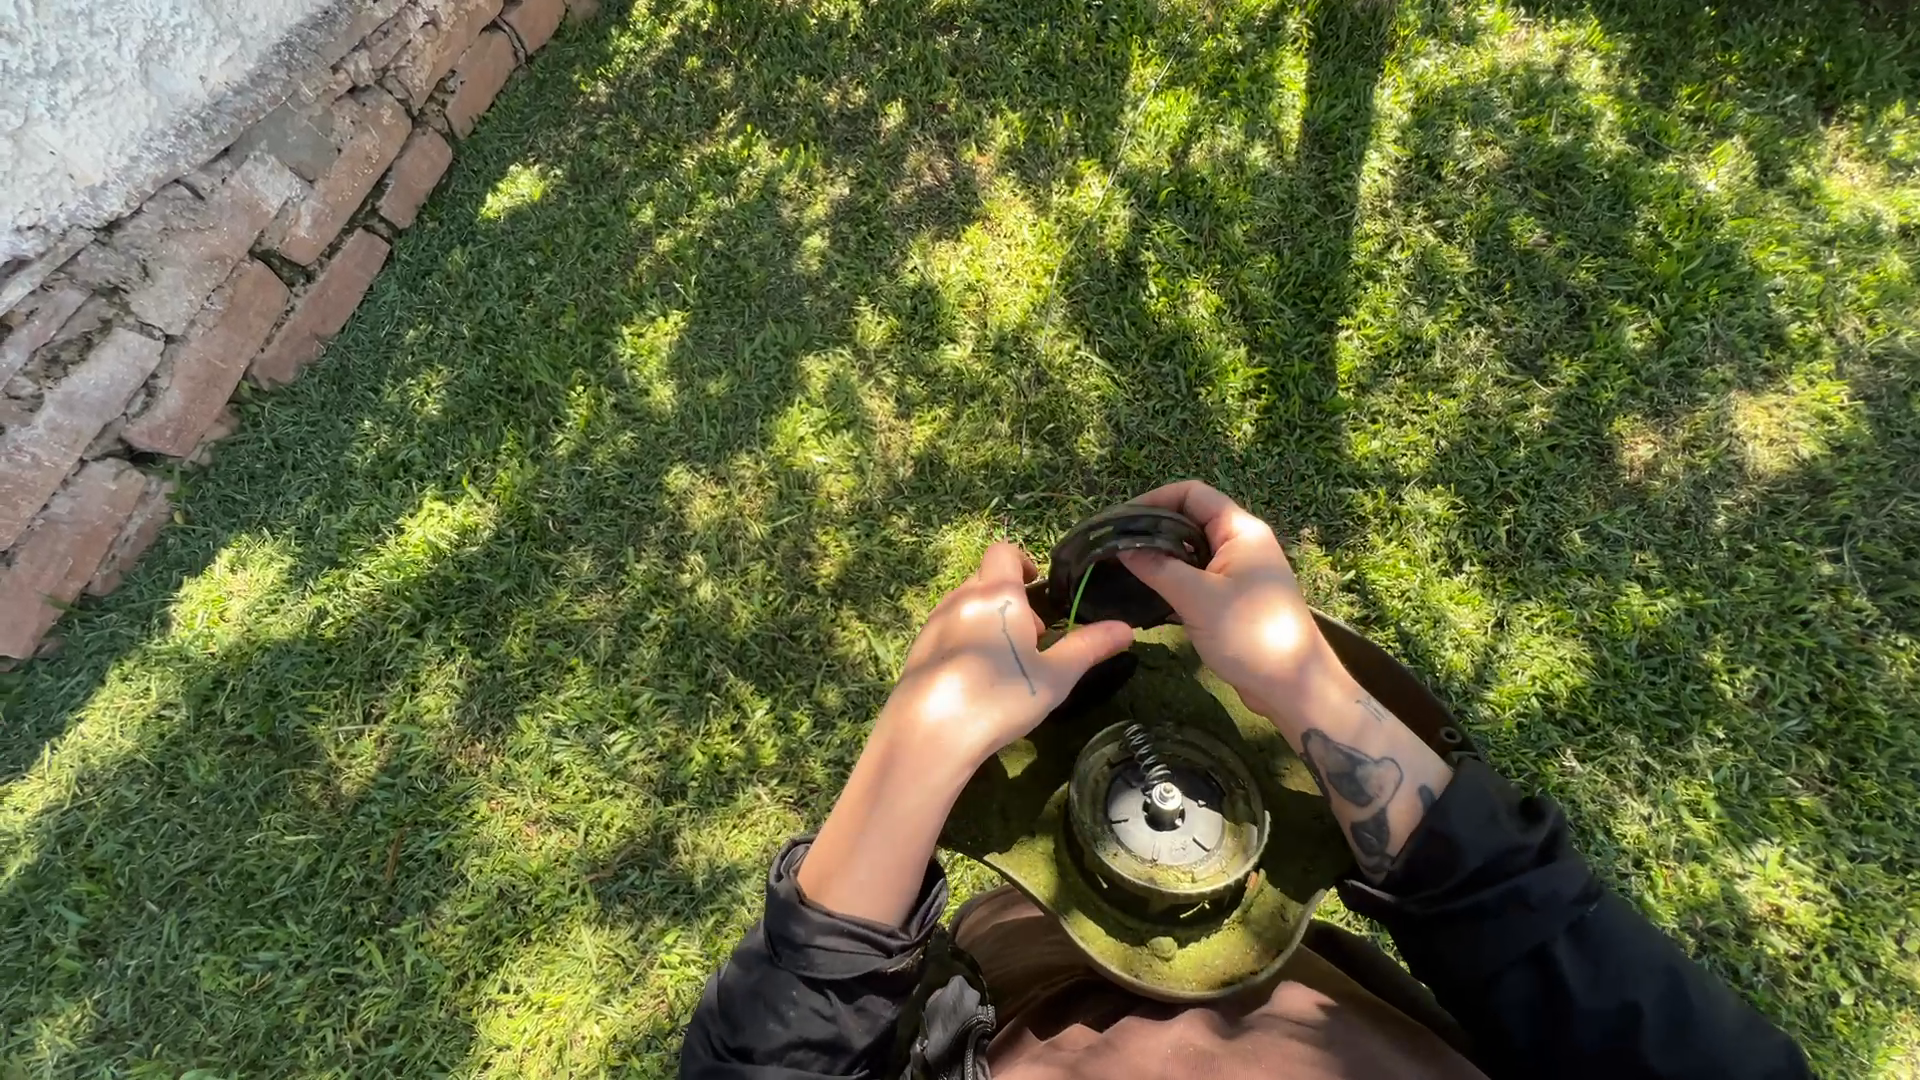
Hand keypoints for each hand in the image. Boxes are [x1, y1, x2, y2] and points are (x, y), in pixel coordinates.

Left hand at [796, 542, 1131, 924]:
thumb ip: (1088, 648)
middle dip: (1009, 596)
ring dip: (987, 617)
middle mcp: (961, 598)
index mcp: (997, 594)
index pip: (1004, 552)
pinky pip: (947, 628)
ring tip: (1004, 659)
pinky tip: (974, 678)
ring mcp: (934, 623)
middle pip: (985, 578)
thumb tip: (1126, 628)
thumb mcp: (1054, 677)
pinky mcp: (917, 649)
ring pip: (964, 604)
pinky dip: (965, 638)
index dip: (1022, 562)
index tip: (1037, 588)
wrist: (929, 732)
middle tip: (1030, 637)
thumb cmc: (999, 697)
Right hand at [1118, 481, 1330, 720]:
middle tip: (1113, 545)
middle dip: (1150, 529)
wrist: (1293, 688)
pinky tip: (1143, 593)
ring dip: (1158, 557)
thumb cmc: (1249, 633)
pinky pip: (1194, 577)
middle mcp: (1240, 544)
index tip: (1119, 520)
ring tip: (1121, 567)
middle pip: (1188, 520)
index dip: (1154, 500)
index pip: (1192, 494)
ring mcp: (1237, 572)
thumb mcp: (1196, 597)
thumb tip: (1120, 547)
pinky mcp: (1231, 598)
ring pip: (1189, 551)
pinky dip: (1170, 580)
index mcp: (1240, 530)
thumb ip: (1156, 567)